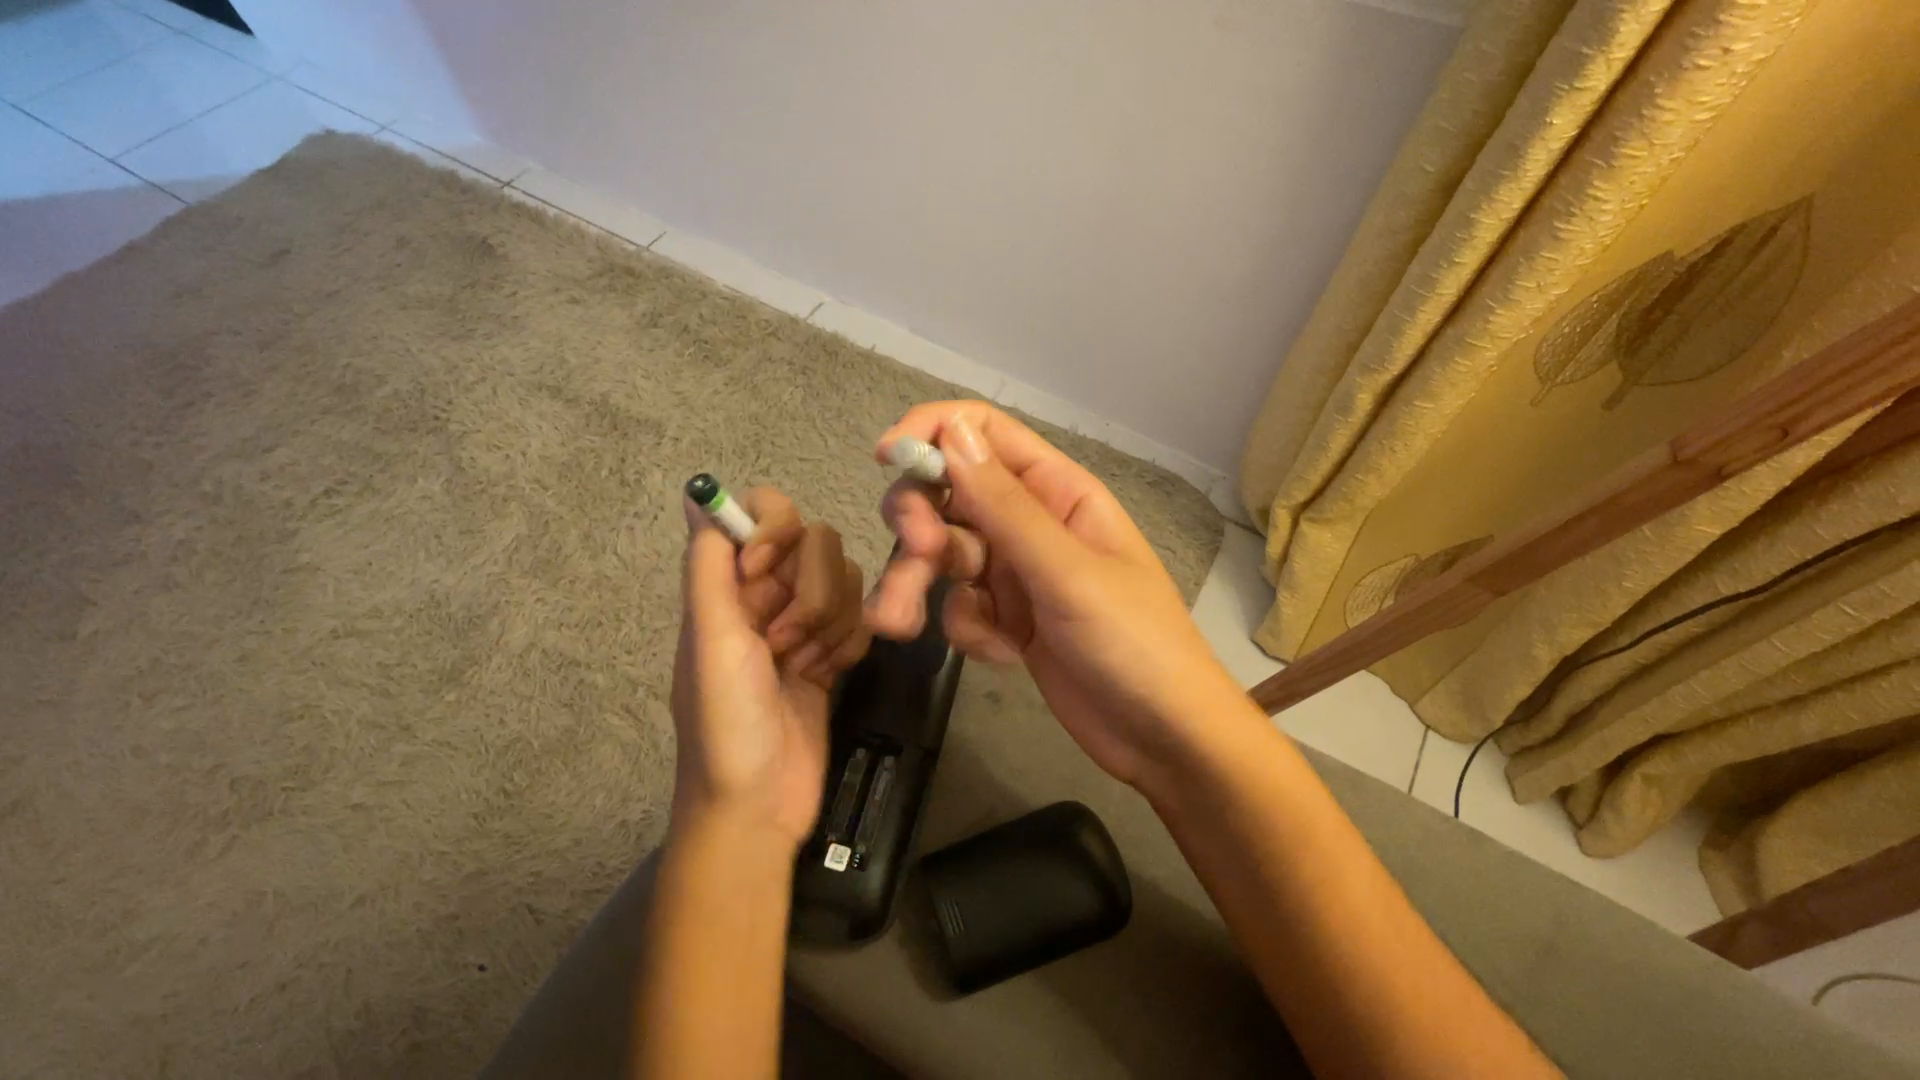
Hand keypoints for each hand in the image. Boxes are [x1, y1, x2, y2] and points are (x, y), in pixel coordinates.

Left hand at [671, 488, 869, 847]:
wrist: (759, 806)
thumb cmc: (726, 724)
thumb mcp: (711, 640)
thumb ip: (710, 564)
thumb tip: (697, 491)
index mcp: (726, 584)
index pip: (764, 511)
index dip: (777, 532)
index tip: (766, 573)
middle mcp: (764, 594)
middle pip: (817, 543)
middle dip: (812, 594)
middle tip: (786, 644)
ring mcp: (801, 623)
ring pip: (845, 580)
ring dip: (831, 625)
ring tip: (805, 668)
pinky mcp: (831, 652)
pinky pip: (860, 618)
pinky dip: (848, 646)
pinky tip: (827, 677)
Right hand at [865, 402, 1246, 791]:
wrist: (1163, 737)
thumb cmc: (1134, 644)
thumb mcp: (1067, 572)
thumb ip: (1005, 505)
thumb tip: (952, 430)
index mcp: (1059, 492)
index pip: (985, 433)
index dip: (933, 433)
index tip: (887, 458)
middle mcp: (1033, 523)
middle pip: (950, 494)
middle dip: (920, 521)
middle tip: (915, 555)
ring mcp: (1018, 573)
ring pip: (944, 555)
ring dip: (917, 583)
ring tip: (899, 624)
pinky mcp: (1008, 619)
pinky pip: (962, 606)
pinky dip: (967, 628)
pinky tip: (1002, 655)